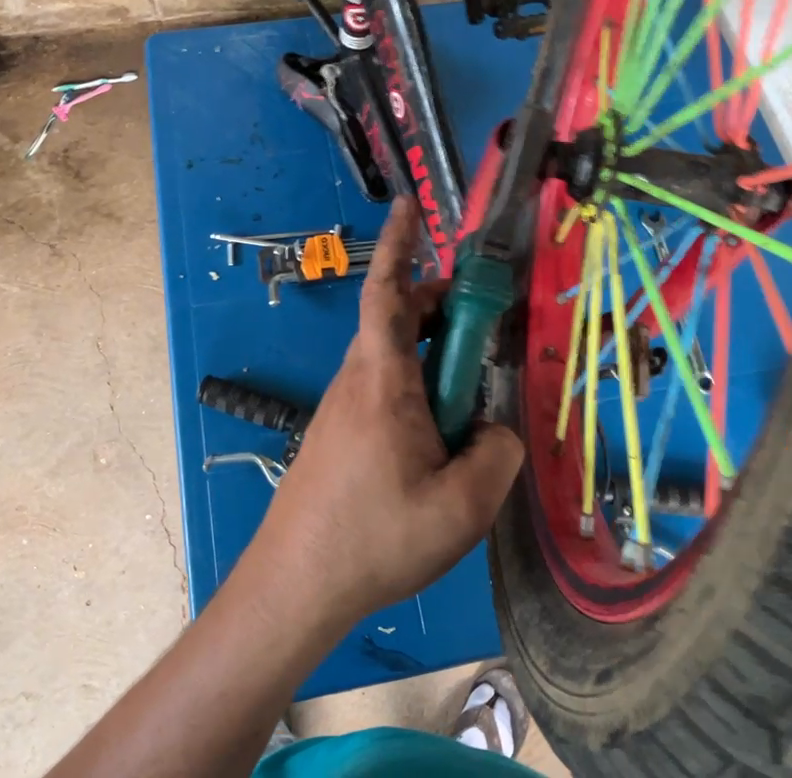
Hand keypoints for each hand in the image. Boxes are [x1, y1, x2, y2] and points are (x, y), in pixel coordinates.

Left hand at [242, 197, 525, 624]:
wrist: (294, 586)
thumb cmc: (374, 537)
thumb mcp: (462, 506)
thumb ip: (497, 455)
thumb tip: (496, 431)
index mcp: (382, 380)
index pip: (387, 293)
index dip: (398, 245)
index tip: (408, 206)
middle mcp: (355, 382)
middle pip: (394, 320)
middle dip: (436, 305)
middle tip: (481, 321)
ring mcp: (340, 410)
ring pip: (390, 359)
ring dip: (429, 355)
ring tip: (468, 391)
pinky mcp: (336, 437)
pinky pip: (381, 392)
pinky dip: (414, 390)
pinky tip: (438, 440)